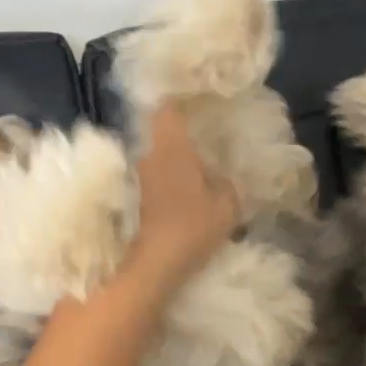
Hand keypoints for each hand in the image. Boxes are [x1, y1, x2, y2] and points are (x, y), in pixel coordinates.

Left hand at [124, 103, 239, 289]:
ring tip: (199, 175)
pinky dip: (170, 184)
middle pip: (163, 136)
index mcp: (172, 147)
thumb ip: (227, 184)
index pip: (168, 110)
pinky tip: (187, 197)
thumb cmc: (193, 225)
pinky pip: (157, 182)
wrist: (157, 262)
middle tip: (205, 144)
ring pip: (160, 161)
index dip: (180, 103)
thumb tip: (221, 178)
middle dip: (181, 139)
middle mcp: (150, 156)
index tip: (196, 104)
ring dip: (175, 165)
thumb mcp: (227, 204)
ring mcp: (141, 179)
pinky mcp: (138, 201)